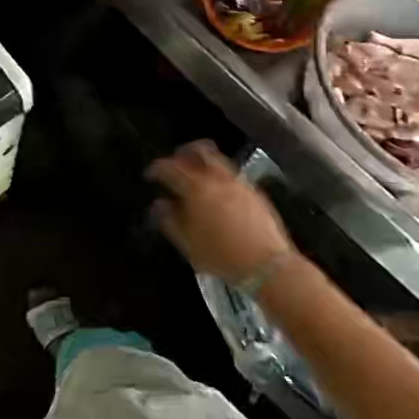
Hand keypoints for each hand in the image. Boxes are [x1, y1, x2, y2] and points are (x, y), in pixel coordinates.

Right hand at [146, 140, 294, 283]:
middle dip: (183, 152)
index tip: (151, 175)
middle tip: (175, 161)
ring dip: (204, 161)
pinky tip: (218, 189)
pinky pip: (233, 174)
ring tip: (196, 173)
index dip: (156, 168)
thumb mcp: (186, 242)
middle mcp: (217, 179)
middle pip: (199, 150)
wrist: (268, 267)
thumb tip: (160, 204)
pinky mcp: (256, 193)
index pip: (170, 168)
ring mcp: (239, 184)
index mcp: (196, 188)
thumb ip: (169, 219)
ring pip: (219, 160)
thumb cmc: (221, 256)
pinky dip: (221, 174)